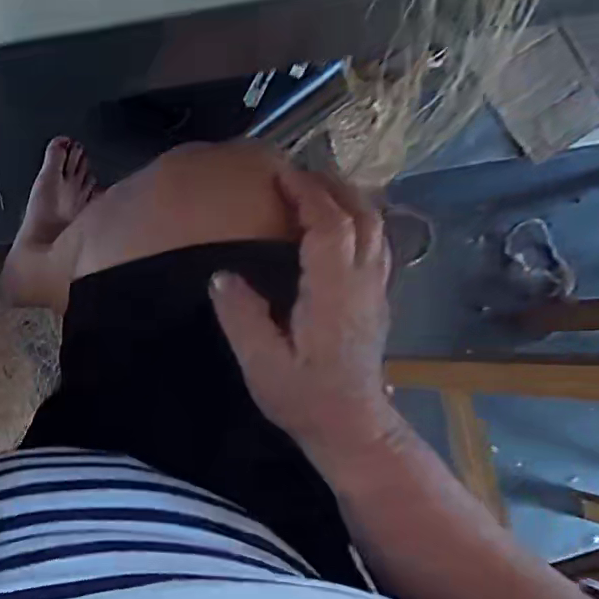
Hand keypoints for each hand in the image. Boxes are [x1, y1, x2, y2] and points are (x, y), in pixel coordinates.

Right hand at [208, 166, 398, 457]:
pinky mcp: (375, 300)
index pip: (329, 228)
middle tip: (296, 172)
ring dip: (349, 199)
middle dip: (331, 186)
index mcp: (334, 294)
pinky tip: (336, 223)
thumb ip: (242, 317)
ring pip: (376, 228)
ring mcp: (376, 291)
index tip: (279, 175)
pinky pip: (376, 244)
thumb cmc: (304, 397)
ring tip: (315, 187)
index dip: (306, 195)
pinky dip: (357, 220)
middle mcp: (363, 284)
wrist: (352, 426)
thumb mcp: (261, 363)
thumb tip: (221, 276)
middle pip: (363, 217)